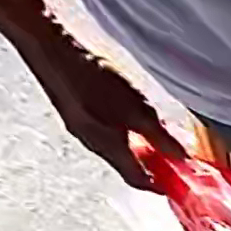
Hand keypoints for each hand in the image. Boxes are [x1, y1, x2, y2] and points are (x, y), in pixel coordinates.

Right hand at [29, 37, 185, 190]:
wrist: (46, 43)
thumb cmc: (92, 76)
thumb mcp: (140, 111)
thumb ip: (163, 140)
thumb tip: (184, 161)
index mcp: (111, 149)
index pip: (138, 181)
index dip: (157, 187)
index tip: (171, 188)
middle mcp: (93, 144)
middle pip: (125, 167)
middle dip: (147, 168)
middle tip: (164, 164)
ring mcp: (78, 127)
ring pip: (112, 150)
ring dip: (133, 152)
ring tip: (149, 143)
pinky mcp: (70, 111)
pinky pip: (100, 133)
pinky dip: (118, 136)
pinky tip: (123, 121)